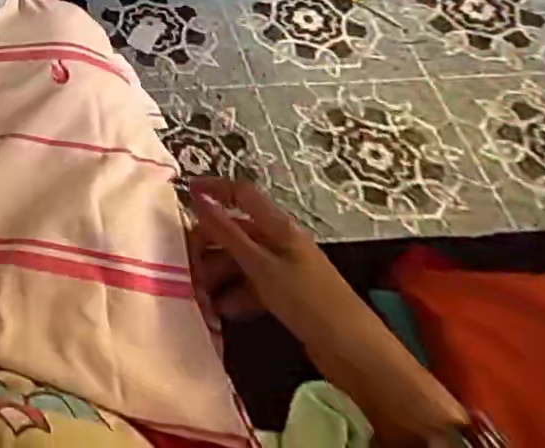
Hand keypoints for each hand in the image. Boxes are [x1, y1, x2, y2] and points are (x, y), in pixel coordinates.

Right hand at [189, 177, 468, 444]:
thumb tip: (198, 196)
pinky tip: (223, 312)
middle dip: (210, 244)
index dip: (215, 189)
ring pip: (241, 261)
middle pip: (236, 231)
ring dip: (219, 275)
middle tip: (185, 264)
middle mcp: (280, 242)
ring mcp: (284, 269)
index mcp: (278, 226)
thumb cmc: (309, 301)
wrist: (358, 356)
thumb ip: (227, 232)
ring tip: (200, 296)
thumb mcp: (262, 266)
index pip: (242, 194)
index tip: (186, 193)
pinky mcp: (288, 296)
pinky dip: (236, 295)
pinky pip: (253, 286)